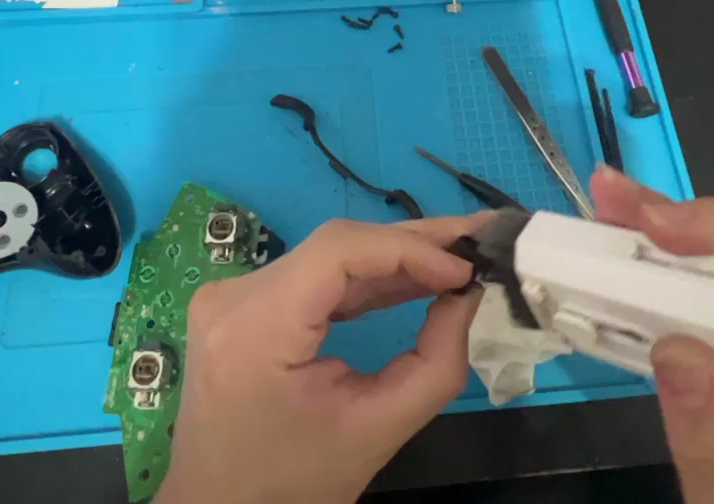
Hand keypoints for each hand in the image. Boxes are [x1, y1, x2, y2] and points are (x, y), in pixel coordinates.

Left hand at [157, 216, 485, 503]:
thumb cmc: (294, 486)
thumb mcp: (375, 432)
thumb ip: (434, 363)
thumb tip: (469, 295)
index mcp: (254, 326)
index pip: (338, 253)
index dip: (407, 249)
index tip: (465, 268)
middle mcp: (235, 294)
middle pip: (336, 246)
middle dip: (413, 242)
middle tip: (478, 236)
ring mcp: (235, 293)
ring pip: (330, 256)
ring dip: (396, 256)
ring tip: (458, 253)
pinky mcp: (246, 302)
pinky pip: (317, 276)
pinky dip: (369, 278)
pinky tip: (416, 276)